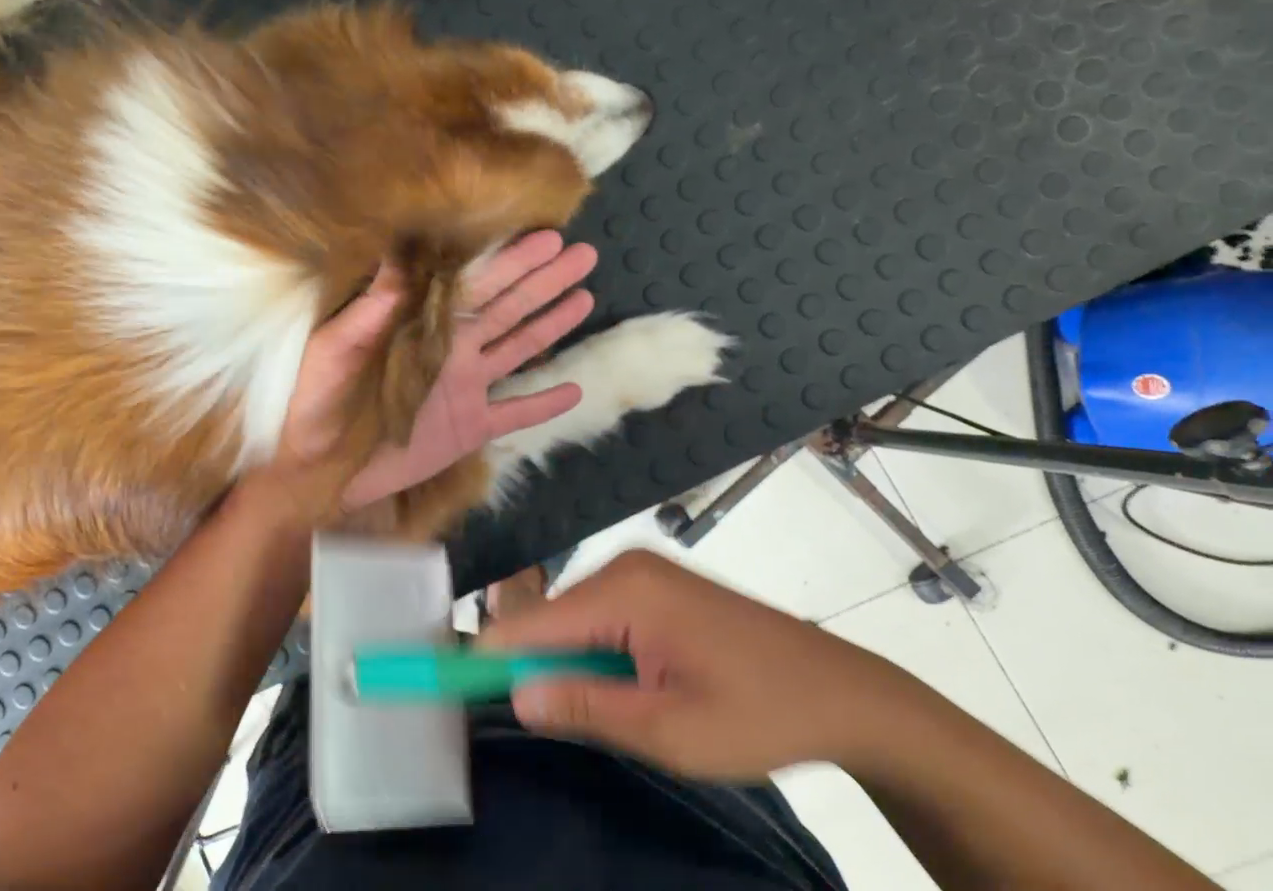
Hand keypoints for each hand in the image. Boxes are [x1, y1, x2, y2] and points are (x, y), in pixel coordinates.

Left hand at [340, 231, 595, 510]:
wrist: (316, 466)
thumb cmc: (315, 400)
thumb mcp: (334, 348)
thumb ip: (370, 309)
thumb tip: (395, 254)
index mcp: (420, 326)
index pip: (472, 285)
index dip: (509, 261)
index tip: (545, 234)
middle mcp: (449, 350)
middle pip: (506, 308)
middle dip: (543, 281)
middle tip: (582, 253)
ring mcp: (464, 389)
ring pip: (517, 349)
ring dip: (551, 324)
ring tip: (585, 295)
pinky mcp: (469, 428)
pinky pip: (515, 414)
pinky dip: (544, 404)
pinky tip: (574, 388)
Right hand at [479, 550, 935, 780]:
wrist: (849, 696)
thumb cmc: (761, 715)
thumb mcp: (670, 730)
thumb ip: (586, 707)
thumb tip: (514, 696)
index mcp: (624, 590)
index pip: (529, 623)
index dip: (484, 657)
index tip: (446, 687)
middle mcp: (624, 565)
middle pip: (546, 619)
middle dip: (536, 668)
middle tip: (549, 721)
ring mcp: (642, 571)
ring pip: (571, 620)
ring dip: (571, 665)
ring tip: (611, 709)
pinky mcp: (657, 585)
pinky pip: (599, 617)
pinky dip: (595, 653)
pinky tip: (629, 686)